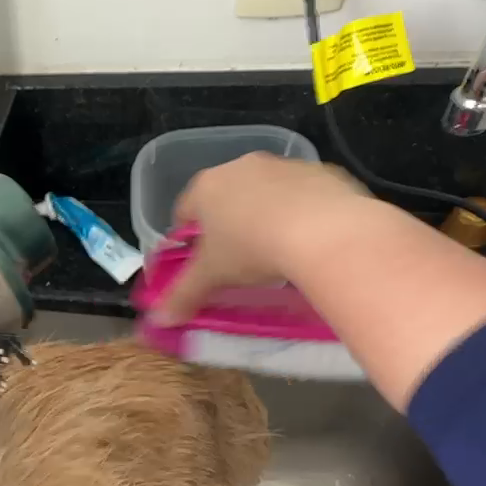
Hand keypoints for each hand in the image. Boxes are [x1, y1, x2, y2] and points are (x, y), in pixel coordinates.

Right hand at [151, 153, 376, 322]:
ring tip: (273, 251)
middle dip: (226, 225)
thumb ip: (182, 296)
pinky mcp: (322, 171)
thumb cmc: (251, 250)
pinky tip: (306, 240)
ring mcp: (284, 165)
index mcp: (206, 186)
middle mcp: (241, 166)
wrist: (325, 233)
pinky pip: (301, 195)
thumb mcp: (211, 278)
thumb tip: (159, 319)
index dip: (187, 238)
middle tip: (235, 259)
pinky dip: (299, 213)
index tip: (198, 261)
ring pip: (264, 193)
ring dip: (263, 216)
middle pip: (225, 198)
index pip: (183, 210)